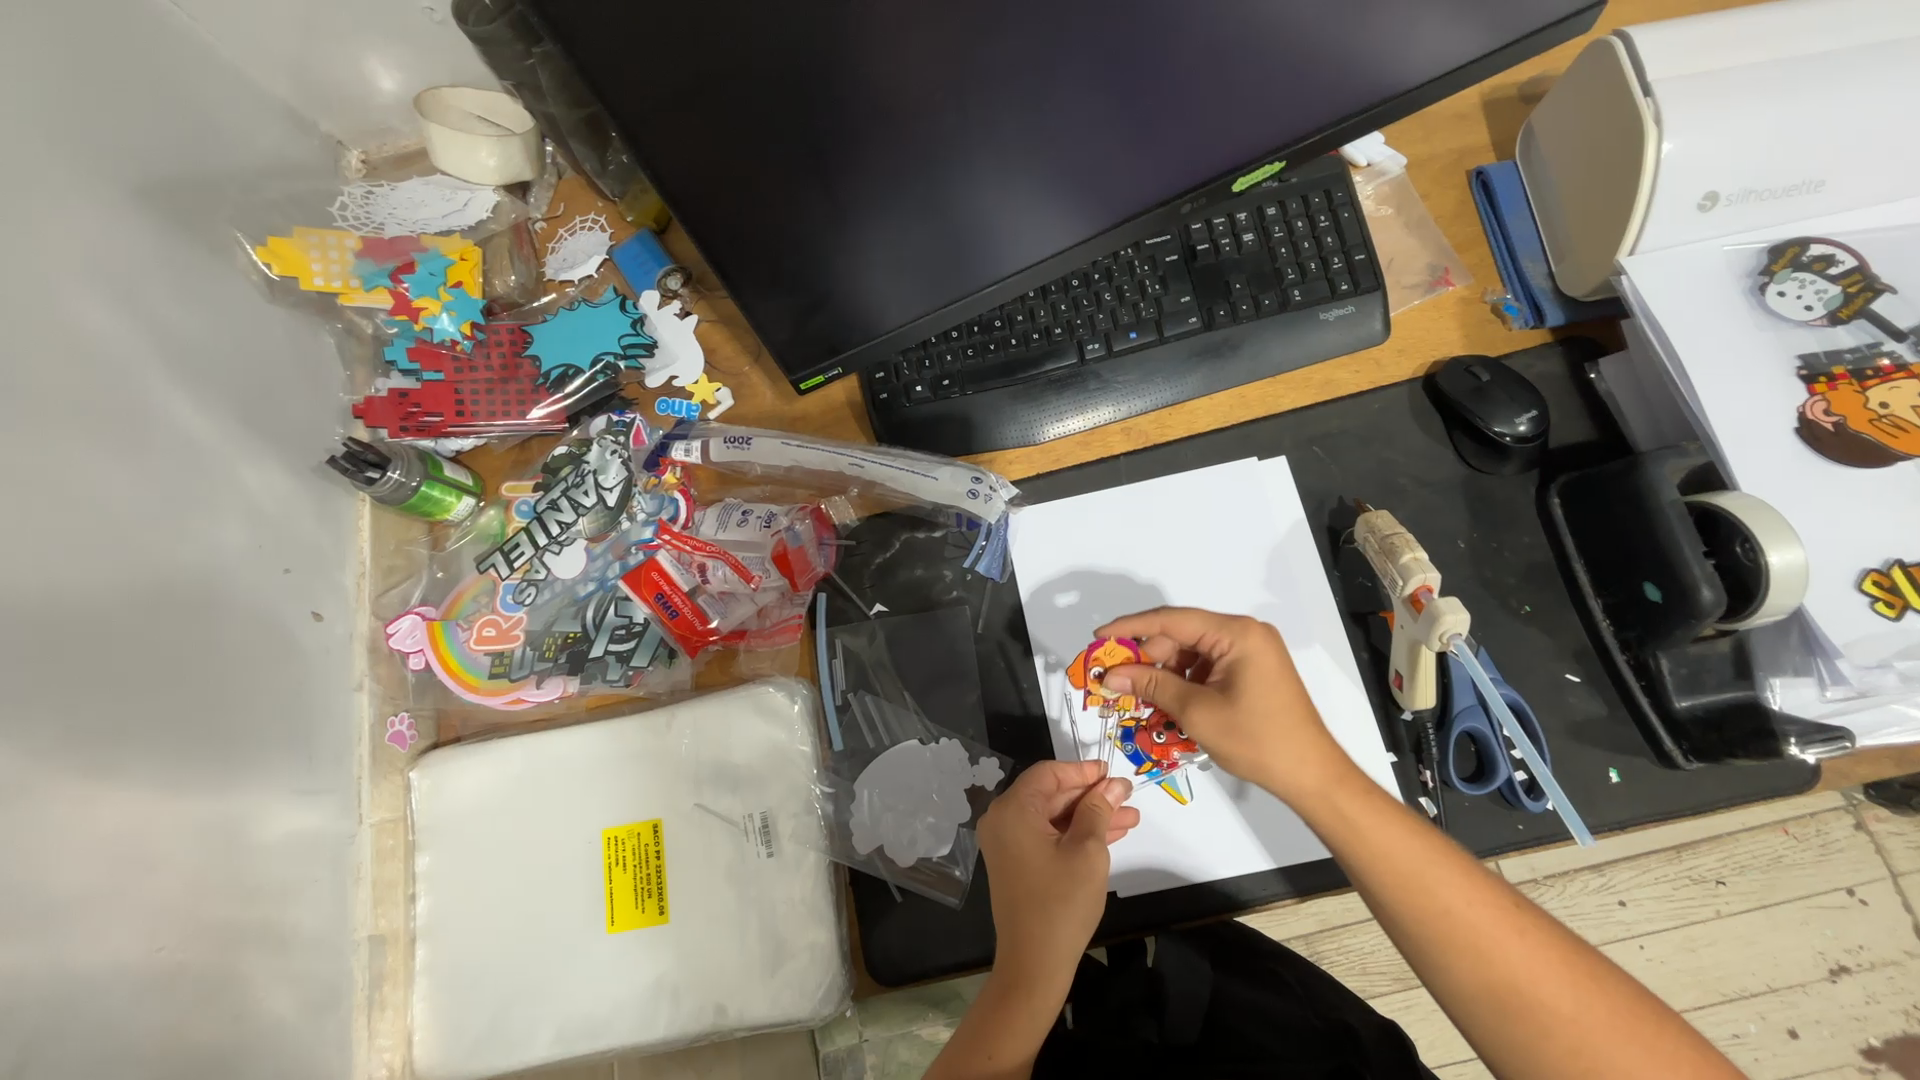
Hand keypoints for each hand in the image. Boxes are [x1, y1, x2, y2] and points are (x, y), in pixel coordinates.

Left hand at [978, 760, 1139, 980]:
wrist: (1034, 964)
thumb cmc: (1061, 902)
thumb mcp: (1088, 850)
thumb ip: (1098, 810)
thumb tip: (1113, 784)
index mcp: (1013, 809)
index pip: (1048, 774)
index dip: (1082, 771)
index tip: (1113, 773)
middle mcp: (1003, 820)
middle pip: (1051, 794)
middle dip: (1091, 795)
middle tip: (1128, 796)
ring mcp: (1008, 843)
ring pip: (1054, 817)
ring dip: (1089, 816)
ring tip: (1131, 817)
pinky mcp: (1017, 863)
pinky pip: (1048, 836)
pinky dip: (1076, 834)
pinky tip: (1111, 835)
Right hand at [1096, 607, 1359, 803]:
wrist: (1311, 774)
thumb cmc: (1256, 740)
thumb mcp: (1196, 712)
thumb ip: (1152, 685)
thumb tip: (1111, 675)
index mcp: (1236, 634)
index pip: (1172, 620)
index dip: (1130, 628)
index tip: (1098, 637)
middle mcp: (1244, 634)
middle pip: (1181, 635)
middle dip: (1147, 656)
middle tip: (1116, 678)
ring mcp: (1250, 652)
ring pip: (1191, 653)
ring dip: (1163, 673)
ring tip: (1137, 696)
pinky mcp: (1251, 671)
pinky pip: (1206, 668)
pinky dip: (1183, 683)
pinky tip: (1165, 703)